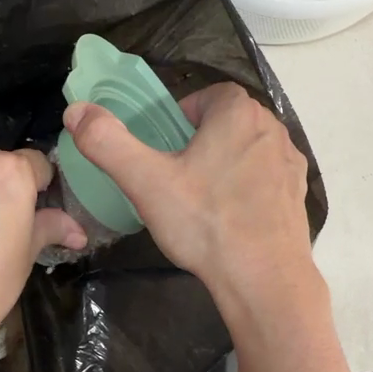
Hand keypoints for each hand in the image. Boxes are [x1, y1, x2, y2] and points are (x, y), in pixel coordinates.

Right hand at [63, 83, 313, 291]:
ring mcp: (289, 163)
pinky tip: (229, 222)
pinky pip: (265, 182)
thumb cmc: (203, 222)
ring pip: (248, 152)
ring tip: (200, 203)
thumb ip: (108, 144)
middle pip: (228, 123)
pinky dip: (247, 193)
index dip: (181, 117)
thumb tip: (75, 111)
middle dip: (201, 142)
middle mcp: (271, 128)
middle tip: (174, 180)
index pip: (207, 96)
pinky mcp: (297, 195)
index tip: (162, 150)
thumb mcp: (145, 182)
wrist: (261, 276)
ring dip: (225, 166)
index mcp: (236, 113)